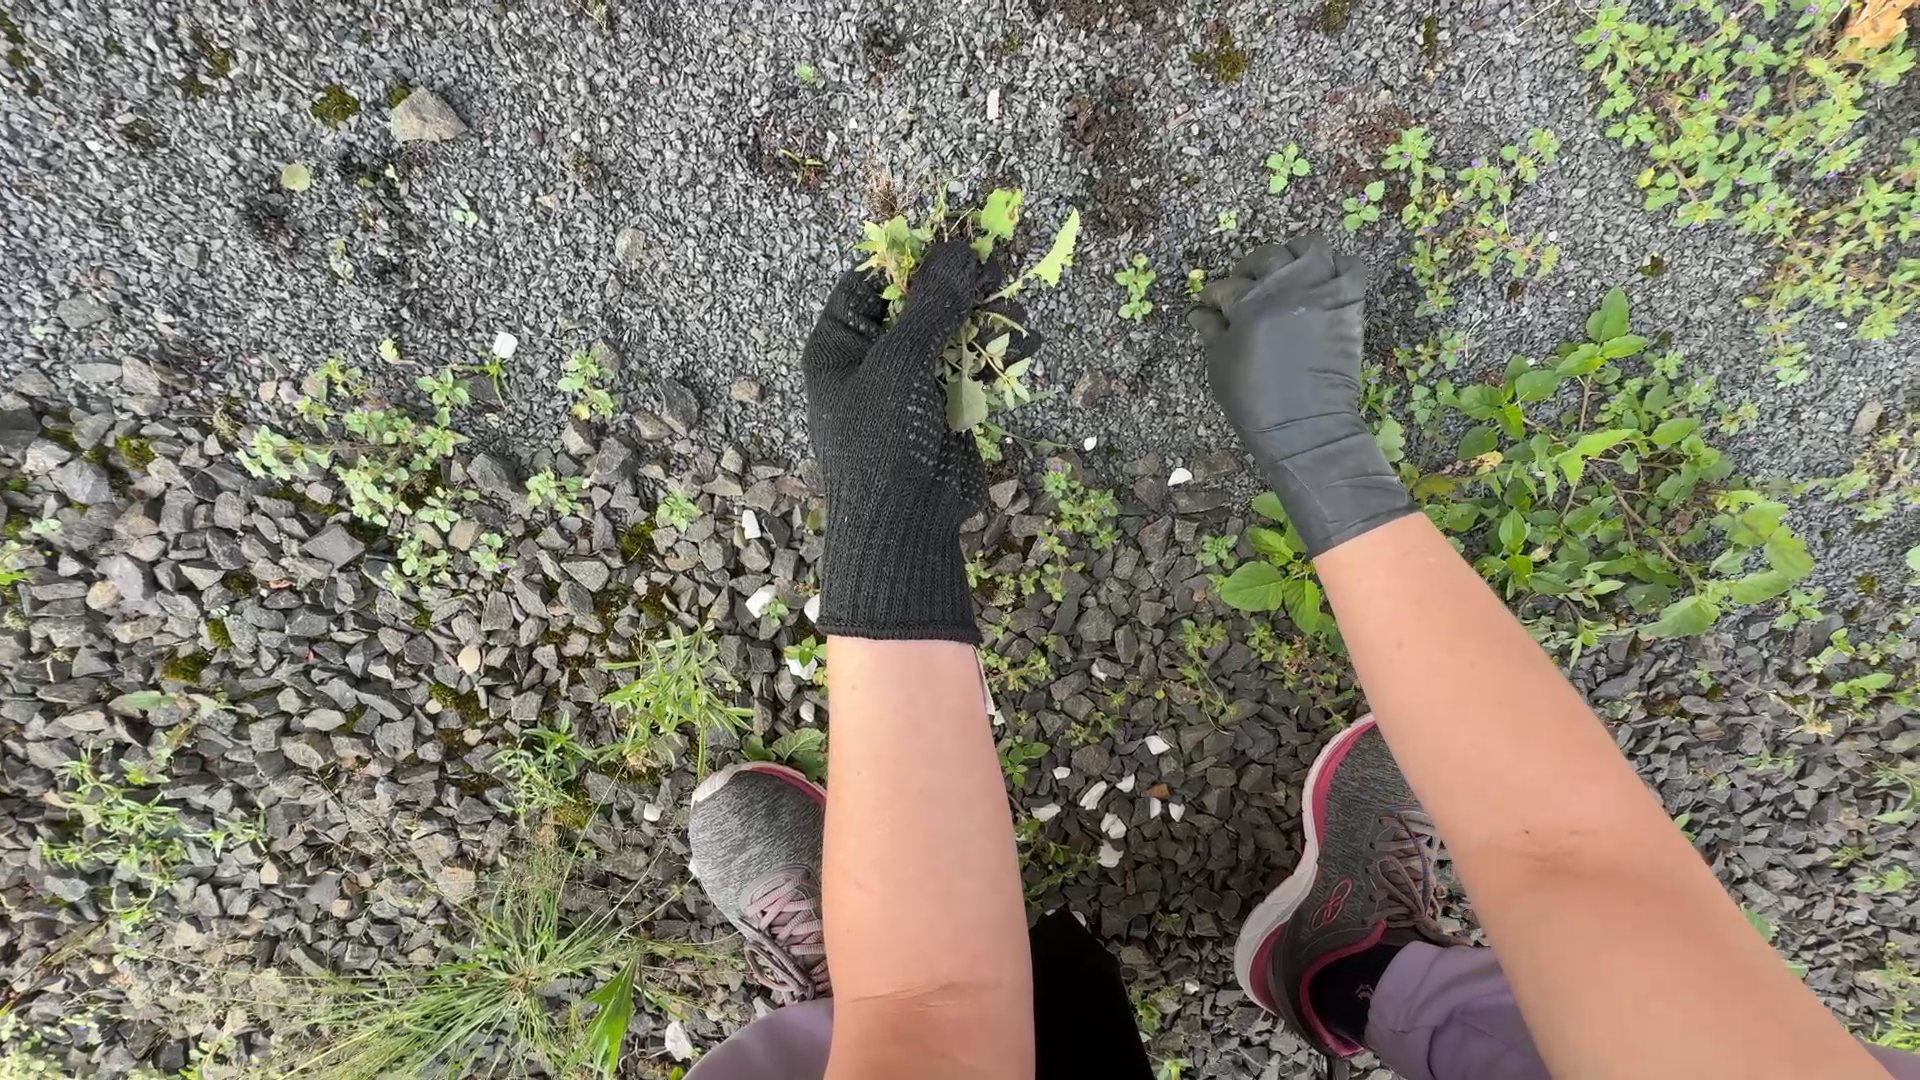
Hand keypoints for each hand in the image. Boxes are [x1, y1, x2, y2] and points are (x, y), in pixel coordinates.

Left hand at [802, 242, 994, 642]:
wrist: (901, 522)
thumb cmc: (880, 439)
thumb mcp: (899, 364)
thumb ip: (931, 306)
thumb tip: (961, 249)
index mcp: (839, 345)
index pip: (868, 281)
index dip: (908, 256)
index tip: (950, 234)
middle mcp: (873, 361)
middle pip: (915, 306)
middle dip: (954, 285)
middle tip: (995, 257)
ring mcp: (910, 387)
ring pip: (949, 336)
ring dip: (981, 317)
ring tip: (1012, 292)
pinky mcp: (944, 411)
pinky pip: (970, 373)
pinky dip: (995, 358)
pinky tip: (1024, 343)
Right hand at [1188, 234, 1412, 557]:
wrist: (1304, 426)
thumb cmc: (1254, 401)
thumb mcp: (1221, 366)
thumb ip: (1212, 333)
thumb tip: (1199, 313)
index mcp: (1248, 305)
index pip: (1225, 286)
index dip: (1213, 295)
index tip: (1209, 304)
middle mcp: (1285, 288)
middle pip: (1265, 258)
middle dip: (1248, 268)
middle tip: (1243, 284)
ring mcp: (1321, 291)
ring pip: (1309, 248)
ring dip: (1292, 256)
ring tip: (1283, 273)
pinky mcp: (1349, 301)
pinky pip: (1349, 266)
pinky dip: (1336, 266)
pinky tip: (1320, 281)